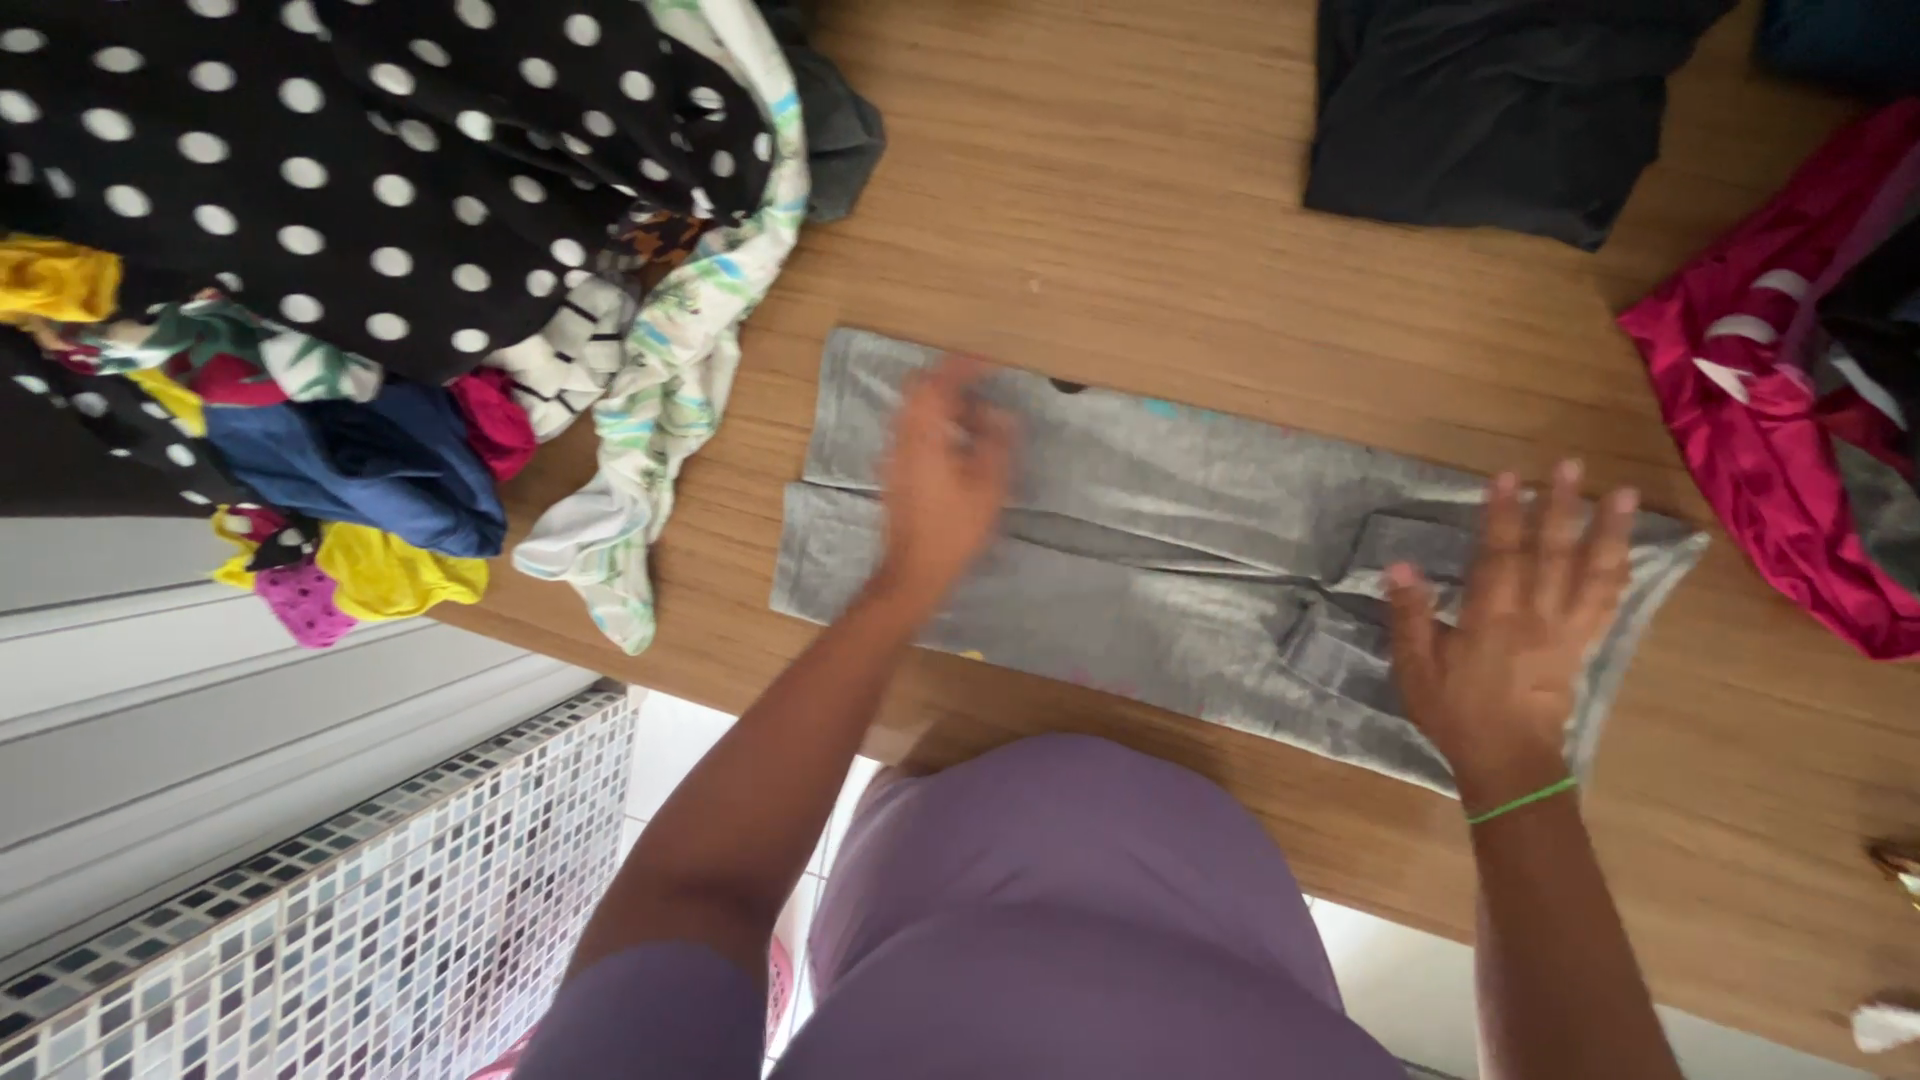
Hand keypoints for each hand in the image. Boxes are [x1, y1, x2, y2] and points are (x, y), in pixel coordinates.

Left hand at [873, 353, 1016, 606]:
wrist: (913, 570)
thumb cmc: (954, 530)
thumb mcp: (988, 486)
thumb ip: (996, 442)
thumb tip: (1001, 414)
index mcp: (925, 435)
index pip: (939, 381)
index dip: (965, 366)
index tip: (990, 364)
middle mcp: (902, 437)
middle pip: (919, 388)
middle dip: (950, 382)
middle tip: (981, 393)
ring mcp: (892, 454)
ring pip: (913, 409)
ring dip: (942, 405)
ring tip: (975, 422)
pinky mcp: (892, 470)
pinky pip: (910, 430)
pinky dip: (933, 424)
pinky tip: (956, 447)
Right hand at [1385, 460, 1636, 808]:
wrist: (1509, 760)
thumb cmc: (1454, 711)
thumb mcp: (1415, 666)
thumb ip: (1411, 614)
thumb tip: (1401, 565)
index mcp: (1492, 618)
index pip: (1498, 554)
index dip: (1501, 514)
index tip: (1507, 476)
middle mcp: (1537, 615)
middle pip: (1553, 553)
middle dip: (1560, 506)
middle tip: (1570, 465)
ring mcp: (1567, 630)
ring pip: (1592, 572)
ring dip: (1608, 530)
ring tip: (1621, 495)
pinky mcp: (1582, 646)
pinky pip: (1606, 602)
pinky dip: (1618, 571)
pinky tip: (1625, 550)